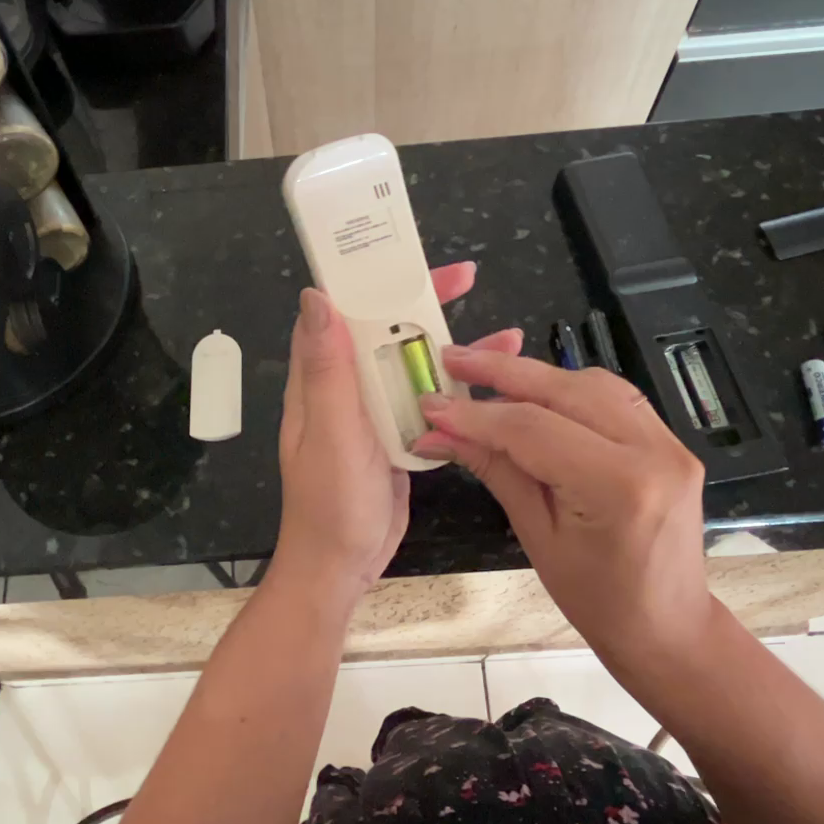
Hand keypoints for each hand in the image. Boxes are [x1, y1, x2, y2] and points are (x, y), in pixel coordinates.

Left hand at [272, 262, 521, 598]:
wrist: (341, 565)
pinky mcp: (397, 439)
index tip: (409, 258)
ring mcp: (372, 415)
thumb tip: (317, 296)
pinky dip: (457, 389)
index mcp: (321, 380)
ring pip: (412, 366)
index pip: (342, 312)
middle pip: (384, 332)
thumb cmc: (330, 503)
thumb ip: (326, 370)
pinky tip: (494, 385)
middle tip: (469, 279)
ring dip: (451, 347)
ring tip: (506, 333)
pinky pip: (427, 402)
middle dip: (422, 302)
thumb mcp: (330, 433)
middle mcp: (345, 389)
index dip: (372, 279)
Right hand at [411, 350, 714, 654]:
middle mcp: (653, 451)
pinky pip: (613, 398)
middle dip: (503, 371)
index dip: (476, 414)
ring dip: (536, 375)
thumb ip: (495, 470)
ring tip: (485, 373)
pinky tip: (533, 393)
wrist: (666, 624)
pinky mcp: (670, 440)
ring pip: (592, 383)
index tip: (432, 406)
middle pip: (565, 389)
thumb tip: (439, 434)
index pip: (533, 429)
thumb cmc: (596, 599)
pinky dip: (567, 389)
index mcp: (619, 487)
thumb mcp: (536, 536)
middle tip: (452, 359)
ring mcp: (669, 441)